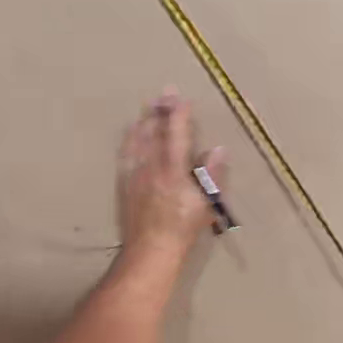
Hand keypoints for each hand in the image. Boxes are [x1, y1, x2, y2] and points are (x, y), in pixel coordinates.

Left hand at [116, 88, 226, 267]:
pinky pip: (125, 153)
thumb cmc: (184, 229)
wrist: (150, 249)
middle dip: (159, 111)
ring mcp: (134, 174)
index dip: (179, 115)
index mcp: (173, 171)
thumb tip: (218, 149)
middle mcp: (151, 167)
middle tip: (164, 93)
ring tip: (148, 107)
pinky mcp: (124, 184)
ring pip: (137, 140)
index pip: (176, 135)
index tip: (181, 98)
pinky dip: (129, 138)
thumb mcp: (206, 204)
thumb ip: (211, 175)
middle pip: (153, 132)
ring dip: (144, 120)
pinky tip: (131, 133)